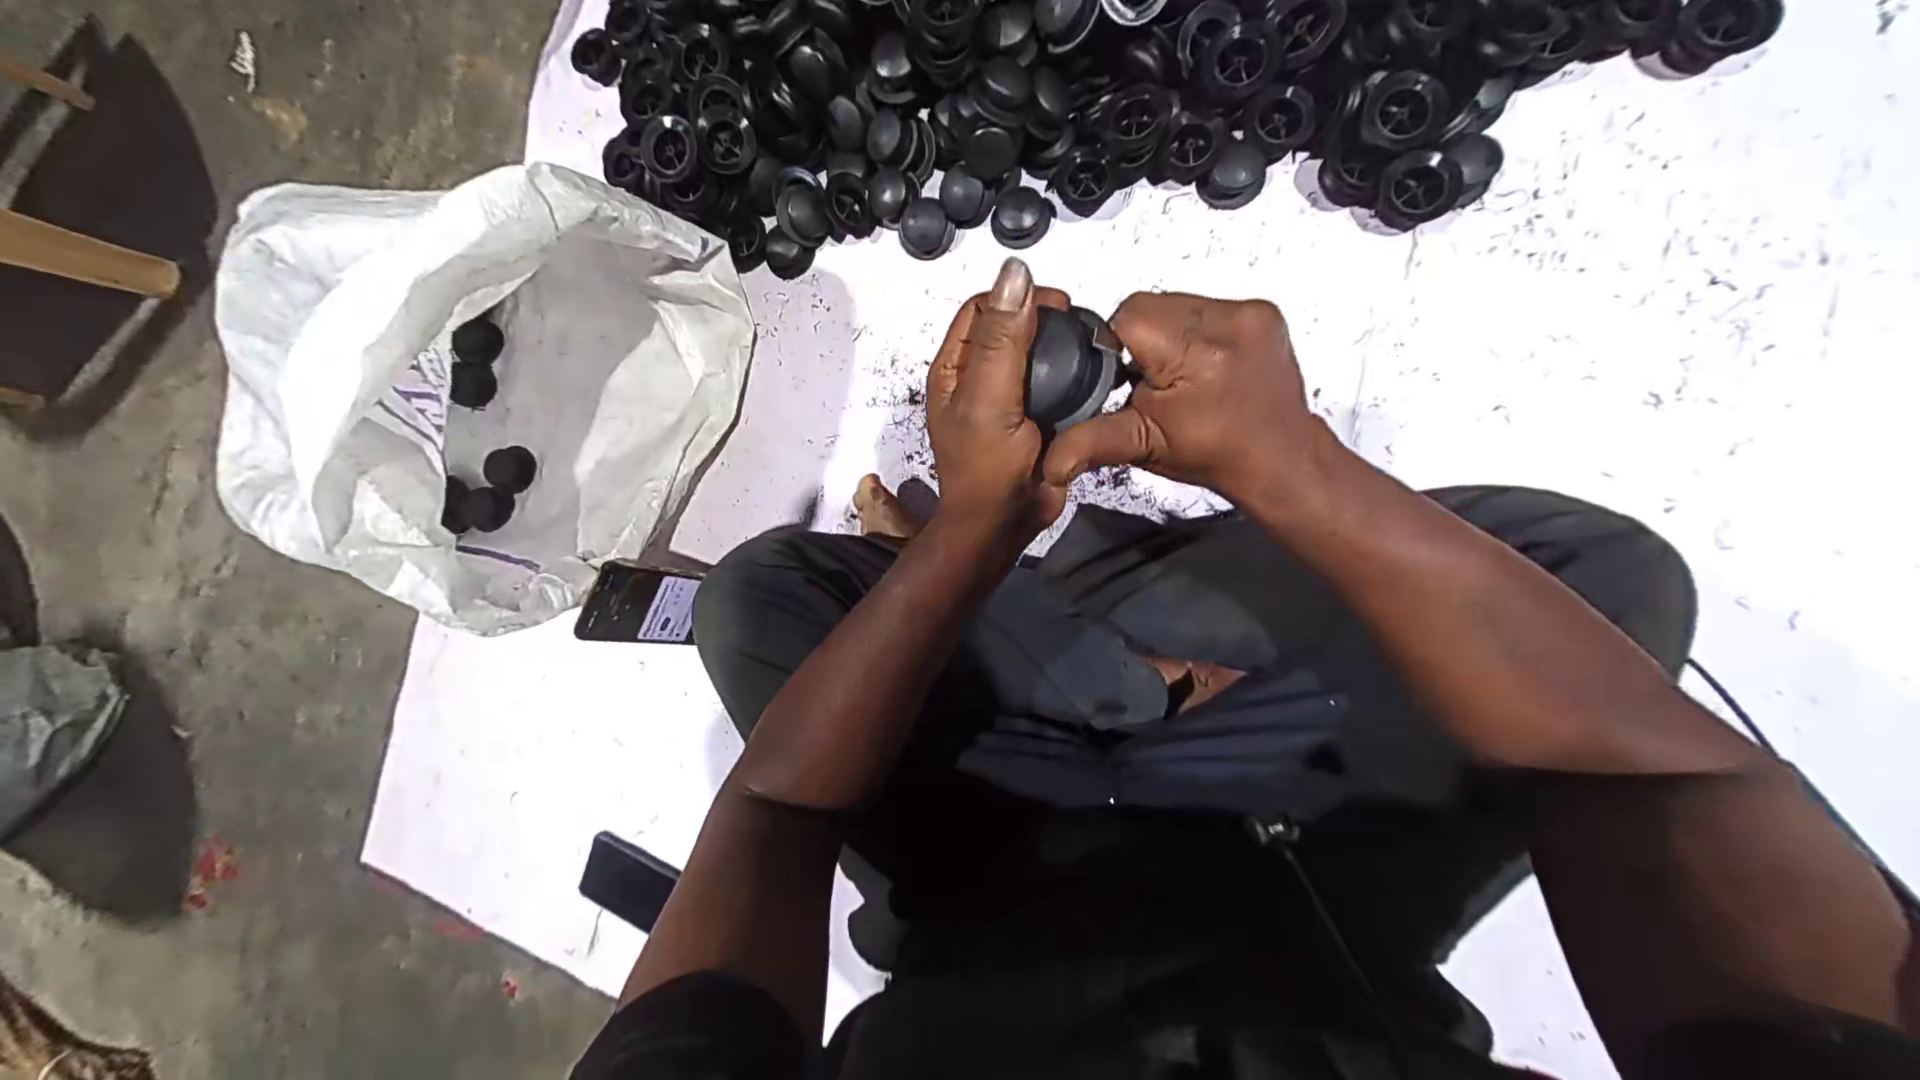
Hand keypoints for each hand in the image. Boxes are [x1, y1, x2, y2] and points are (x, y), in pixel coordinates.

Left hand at [925, 258, 1071, 552]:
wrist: (1005, 523)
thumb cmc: (985, 471)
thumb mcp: (988, 400)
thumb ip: (1001, 341)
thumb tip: (1014, 275)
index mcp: (955, 368)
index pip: (983, 308)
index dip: (1017, 297)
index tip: (1054, 305)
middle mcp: (979, 377)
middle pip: (1012, 326)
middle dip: (1043, 320)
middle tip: (1075, 328)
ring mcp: (1008, 397)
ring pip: (1037, 353)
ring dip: (1061, 349)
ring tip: (1086, 352)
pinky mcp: (1034, 415)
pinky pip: (1055, 383)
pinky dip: (1071, 377)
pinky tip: (1088, 379)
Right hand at [1043, 292, 1330, 506]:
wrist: (1277, 458)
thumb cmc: (1218, 454)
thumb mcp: (1142, 446)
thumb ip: (1089, 442)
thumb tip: (1049, 461)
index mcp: (1193, 354)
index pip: (1128, 315)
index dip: (1115, 344)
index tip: (1125, 374)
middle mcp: (1227, 324)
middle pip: (1151, 304)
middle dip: (1140, 340)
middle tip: (1152, 380)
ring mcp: (1249, 314)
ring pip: (1176, 302)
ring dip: (1168, 333)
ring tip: (1178, 372)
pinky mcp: (1261, 311)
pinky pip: (1207, 305)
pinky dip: (1195, 330)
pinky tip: (1201, 362)